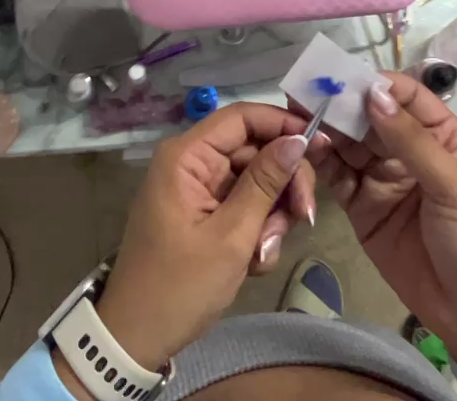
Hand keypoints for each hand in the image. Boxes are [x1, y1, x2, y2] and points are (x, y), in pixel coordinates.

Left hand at [86, 104, 326, 373]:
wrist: (136, 339)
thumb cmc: (179, 286)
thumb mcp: (231, 236)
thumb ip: (265, 183)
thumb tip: (298, 139)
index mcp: (187, 156)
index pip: (242, 117)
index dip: (283, 124)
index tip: (320, 145)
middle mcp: (192, 162)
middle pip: (255, 150)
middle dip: (283, 183)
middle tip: (302, 217)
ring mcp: (199, 188)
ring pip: (255, 180)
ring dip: (271, 215)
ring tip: (263, 251)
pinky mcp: (205, 212)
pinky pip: (244, 205)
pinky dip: (257, 230)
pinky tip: (253, 261)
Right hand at [312, 73, 456, 365]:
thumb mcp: (452, 185)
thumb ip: (410, 140)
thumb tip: (373, 93)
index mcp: (443, 136)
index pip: (406, 97)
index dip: (375, 84)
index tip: (342, 76)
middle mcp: (409, 150)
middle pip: (370, 116)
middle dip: (341, 102)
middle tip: (305, 89)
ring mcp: (383, 178)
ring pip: (349, 143)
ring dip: (326, 128)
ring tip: (296, 115)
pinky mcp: (361, 206)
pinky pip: (337, 176)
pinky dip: (320, 162)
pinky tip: (305, 149)